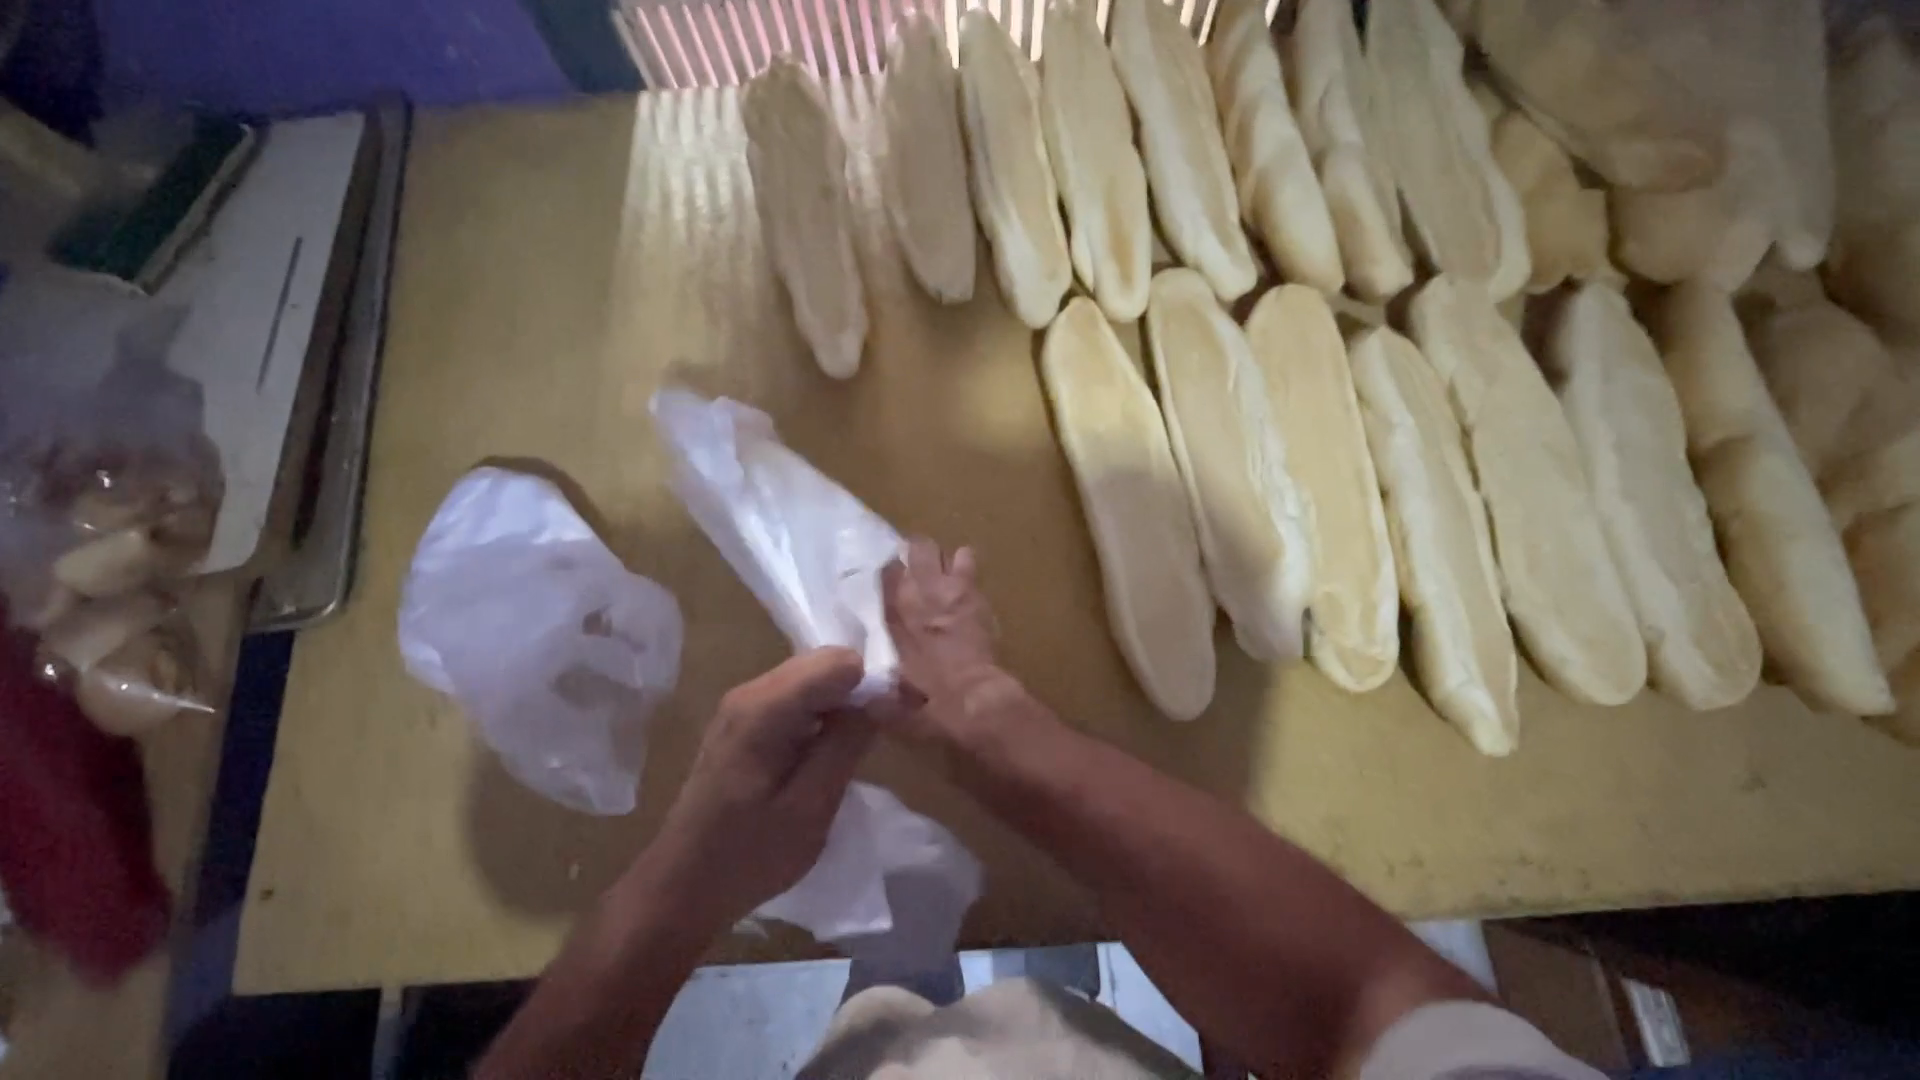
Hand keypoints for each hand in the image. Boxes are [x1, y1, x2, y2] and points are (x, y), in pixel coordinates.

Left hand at [634, 648, 876, 928]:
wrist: (682, 888)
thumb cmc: (748, 857)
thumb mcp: (810, 808)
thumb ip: (847, 744)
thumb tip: (886, 696)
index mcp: (764, 709)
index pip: (839, 663)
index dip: (878, 681)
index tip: (910, 711)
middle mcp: (750, 693)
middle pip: (824, 662)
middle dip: (865, 686)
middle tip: (897, 723)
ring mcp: (741, 705)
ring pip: (811, 677)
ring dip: (846, 698)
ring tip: (871, 737)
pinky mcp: (742, 723)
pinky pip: (795, 696)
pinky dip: (824, 710)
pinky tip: (834, 746)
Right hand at [881, 538, 1009, 744]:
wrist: (976, 698)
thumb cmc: (931, 702)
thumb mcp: (892, 704)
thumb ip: (876, 697)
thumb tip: (861, 697)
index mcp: (894, 614)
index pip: (885, 572)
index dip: (889, 571)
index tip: (890, 578)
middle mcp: (919, 593)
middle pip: (917, 547)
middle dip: (917, 552)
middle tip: (918, 567)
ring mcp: (951, 588)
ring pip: (946, 551)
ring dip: (945, 560)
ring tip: (944, 574)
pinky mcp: (977, 595)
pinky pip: (970, 564)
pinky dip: (967, 568)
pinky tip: (966, 583)